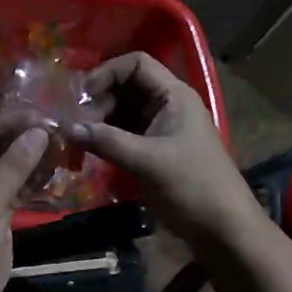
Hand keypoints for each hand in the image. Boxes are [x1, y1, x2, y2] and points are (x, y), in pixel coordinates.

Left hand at [0, 115, 51, 291]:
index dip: (9, 123)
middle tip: (56, 129)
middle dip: (23, 139)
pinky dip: (33, 177)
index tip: (41, 116)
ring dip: (32, 157)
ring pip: (8, 166)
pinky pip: (16, 185)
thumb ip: (15, 163)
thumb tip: (41, 131)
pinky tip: (55, 167)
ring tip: (61, 144)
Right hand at [70, 52, 260, 241]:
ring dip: (101, 120)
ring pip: (124, 112)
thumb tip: (68, 128)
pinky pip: (127, 135)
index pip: (136, 64)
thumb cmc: (192, 186)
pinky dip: (108, 138)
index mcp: (174, 96)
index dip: (107, 72)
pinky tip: (90, 150)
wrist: (223, 228)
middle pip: (127, 87)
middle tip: (77, 122)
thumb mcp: (147, 161)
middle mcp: (168, 106)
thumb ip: (107, 141)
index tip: (82, 95)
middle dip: (100, 99)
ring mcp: (163, 130)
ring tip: (78, 137)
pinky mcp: (157, 153)